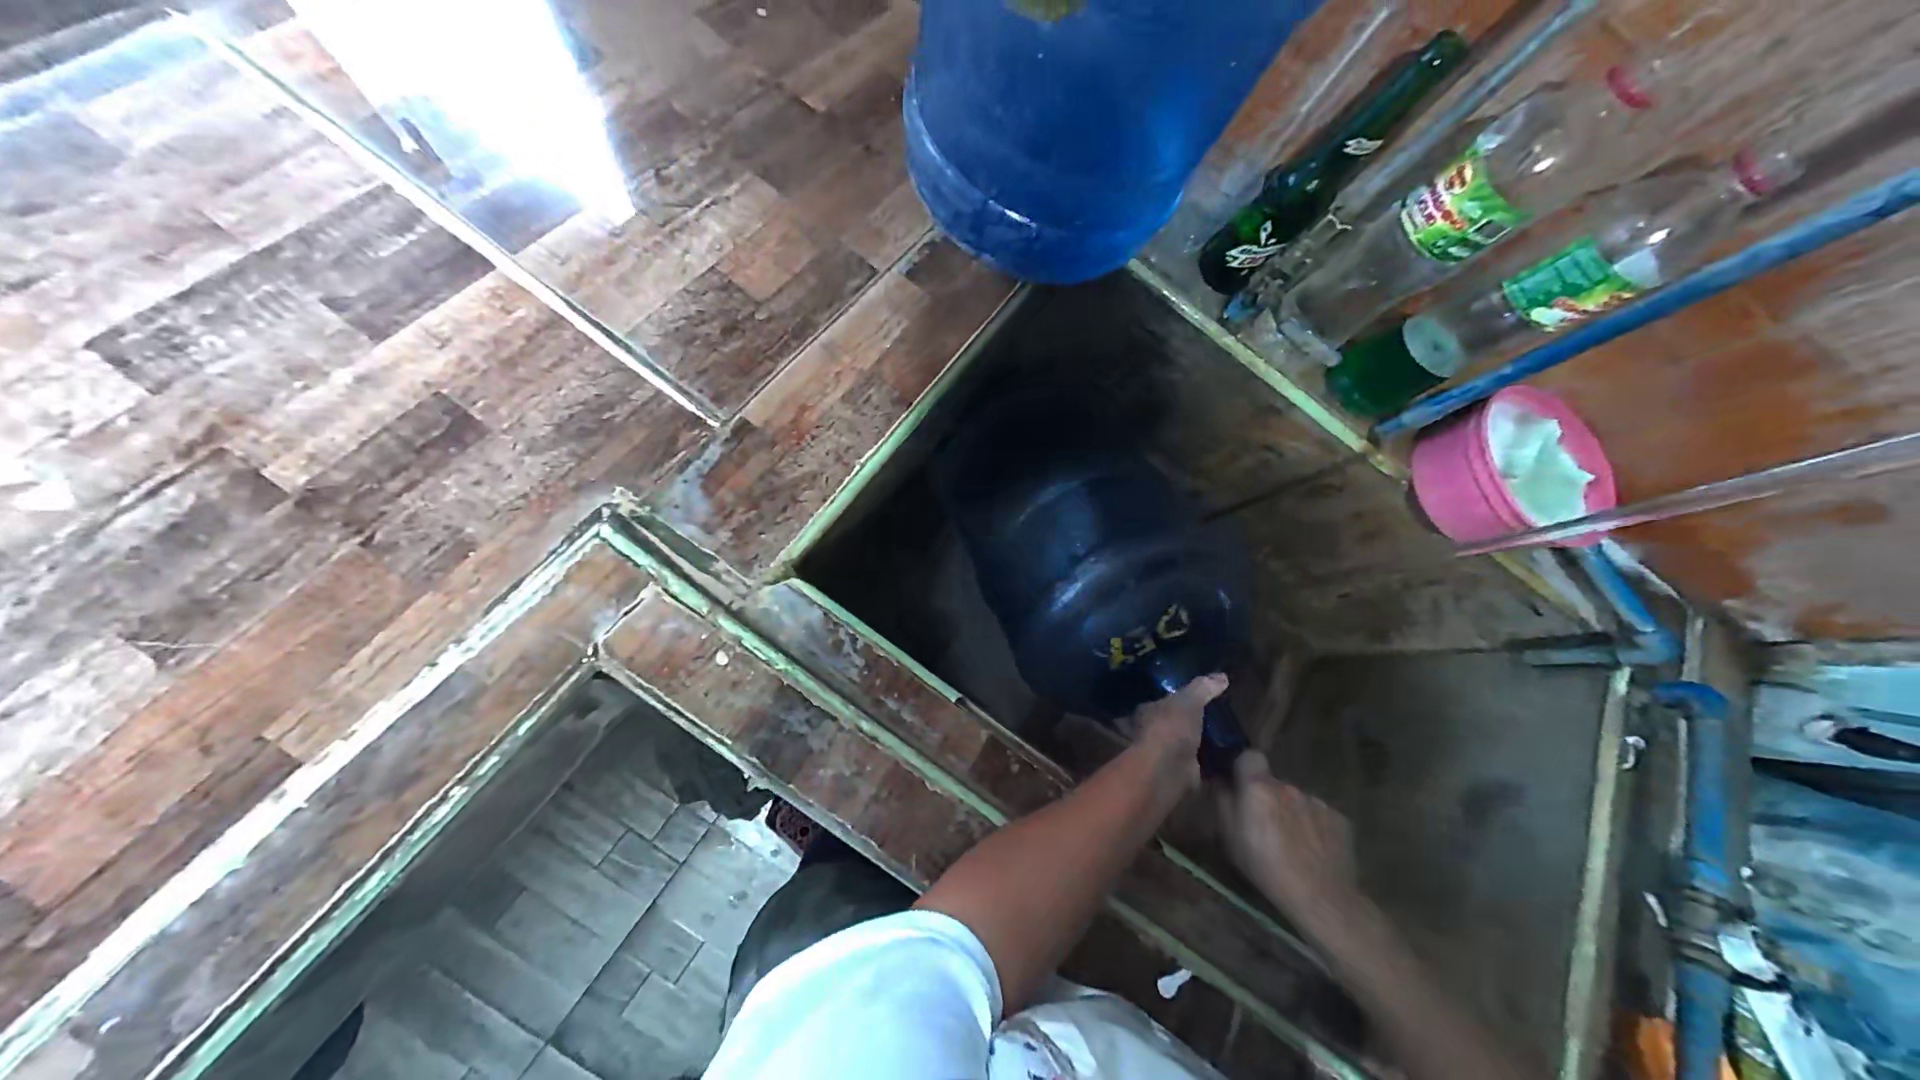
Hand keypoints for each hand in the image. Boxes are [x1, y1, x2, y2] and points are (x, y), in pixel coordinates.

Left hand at [1126, 673, 1227, 792]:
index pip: (1163, 700)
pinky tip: (1229, 757)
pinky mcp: (1182, 773)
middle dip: (1191, 722)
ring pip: (1187, 744)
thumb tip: (1222, 676)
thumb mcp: (1189, 700)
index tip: (1198, 697)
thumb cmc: (1171, 727)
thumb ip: (1203, 688)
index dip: (1178, 698)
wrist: (1169, 768)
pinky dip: (1212, 762)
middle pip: (1175, 723)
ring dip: (1203, 743)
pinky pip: (1200, 763)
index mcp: (1148, 711)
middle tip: (1218, 717)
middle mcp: (1153, 732)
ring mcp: (1166, 754)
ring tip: (1228, 735)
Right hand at [1218, 751, 1358, 924]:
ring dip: (1291, 812)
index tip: (1241, 787)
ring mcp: (1317, 801)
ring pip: (1297, 800)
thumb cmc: (1266, 868)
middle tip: (1265, 825)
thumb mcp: (1229, 838)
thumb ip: (1222, 802)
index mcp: (1258, 787)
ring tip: (1292, 842)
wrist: (1321, 898)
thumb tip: (1220, 781)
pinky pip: (1319, 814)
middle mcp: (1289, 786)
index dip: (1245, 768)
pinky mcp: (1340, 818)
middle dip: (1268, 798)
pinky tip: (1314, 849)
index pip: (1250, 756)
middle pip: (1274, 783)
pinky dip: (1314, 826)